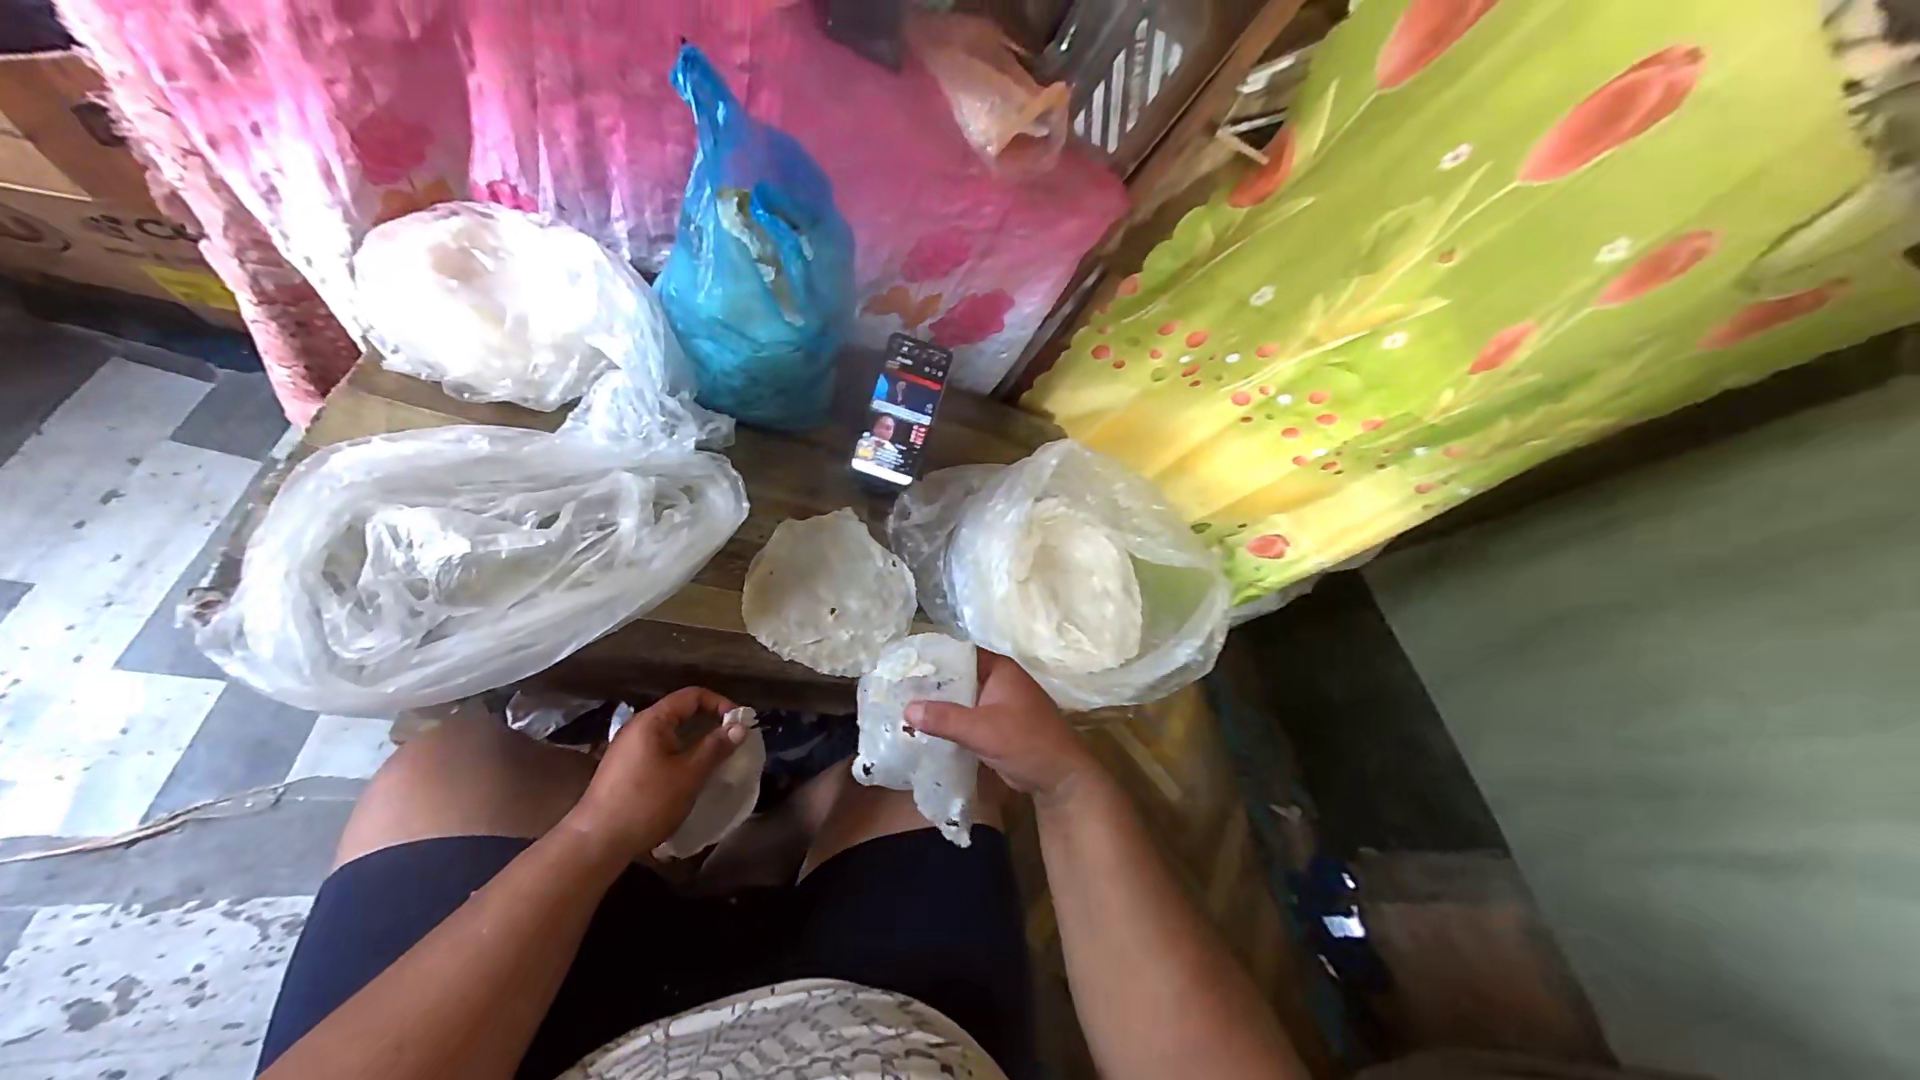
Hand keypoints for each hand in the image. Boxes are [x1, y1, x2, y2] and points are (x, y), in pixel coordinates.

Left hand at [564, 687, 748, 859]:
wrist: (596, 842)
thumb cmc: (646, 802)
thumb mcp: (689, 774)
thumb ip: (716, 747)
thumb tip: (740, 726)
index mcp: (652, 721)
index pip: (692, 696)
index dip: (720, 703)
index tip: (739, 723)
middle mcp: (638, 727)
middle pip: (681, 712)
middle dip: (710, 722)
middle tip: (733, 740)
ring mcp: (628, 747)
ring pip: (671, 733)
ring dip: (696, 740)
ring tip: (716, 758)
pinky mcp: (625, 766)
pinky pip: (660, 749)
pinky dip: (681, 753)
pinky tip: (690, 774)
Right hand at [907, 651, 1101, 807]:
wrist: (1059, 777)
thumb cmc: (1026, 742)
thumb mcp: (982, 729)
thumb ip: (945, 718)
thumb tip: (907, 709)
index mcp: (998, 669)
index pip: (958, 653)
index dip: (931, 659)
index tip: (902, 666)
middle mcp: (996, 680)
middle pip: (956, 676)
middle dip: (930, 685)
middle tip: (895, 690)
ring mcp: (996, 703)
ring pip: (959, 698)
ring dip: (937, 705)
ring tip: (902, 708)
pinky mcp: (994, 724)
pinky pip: (965, 717)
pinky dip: (948, 722)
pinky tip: (923, 729)